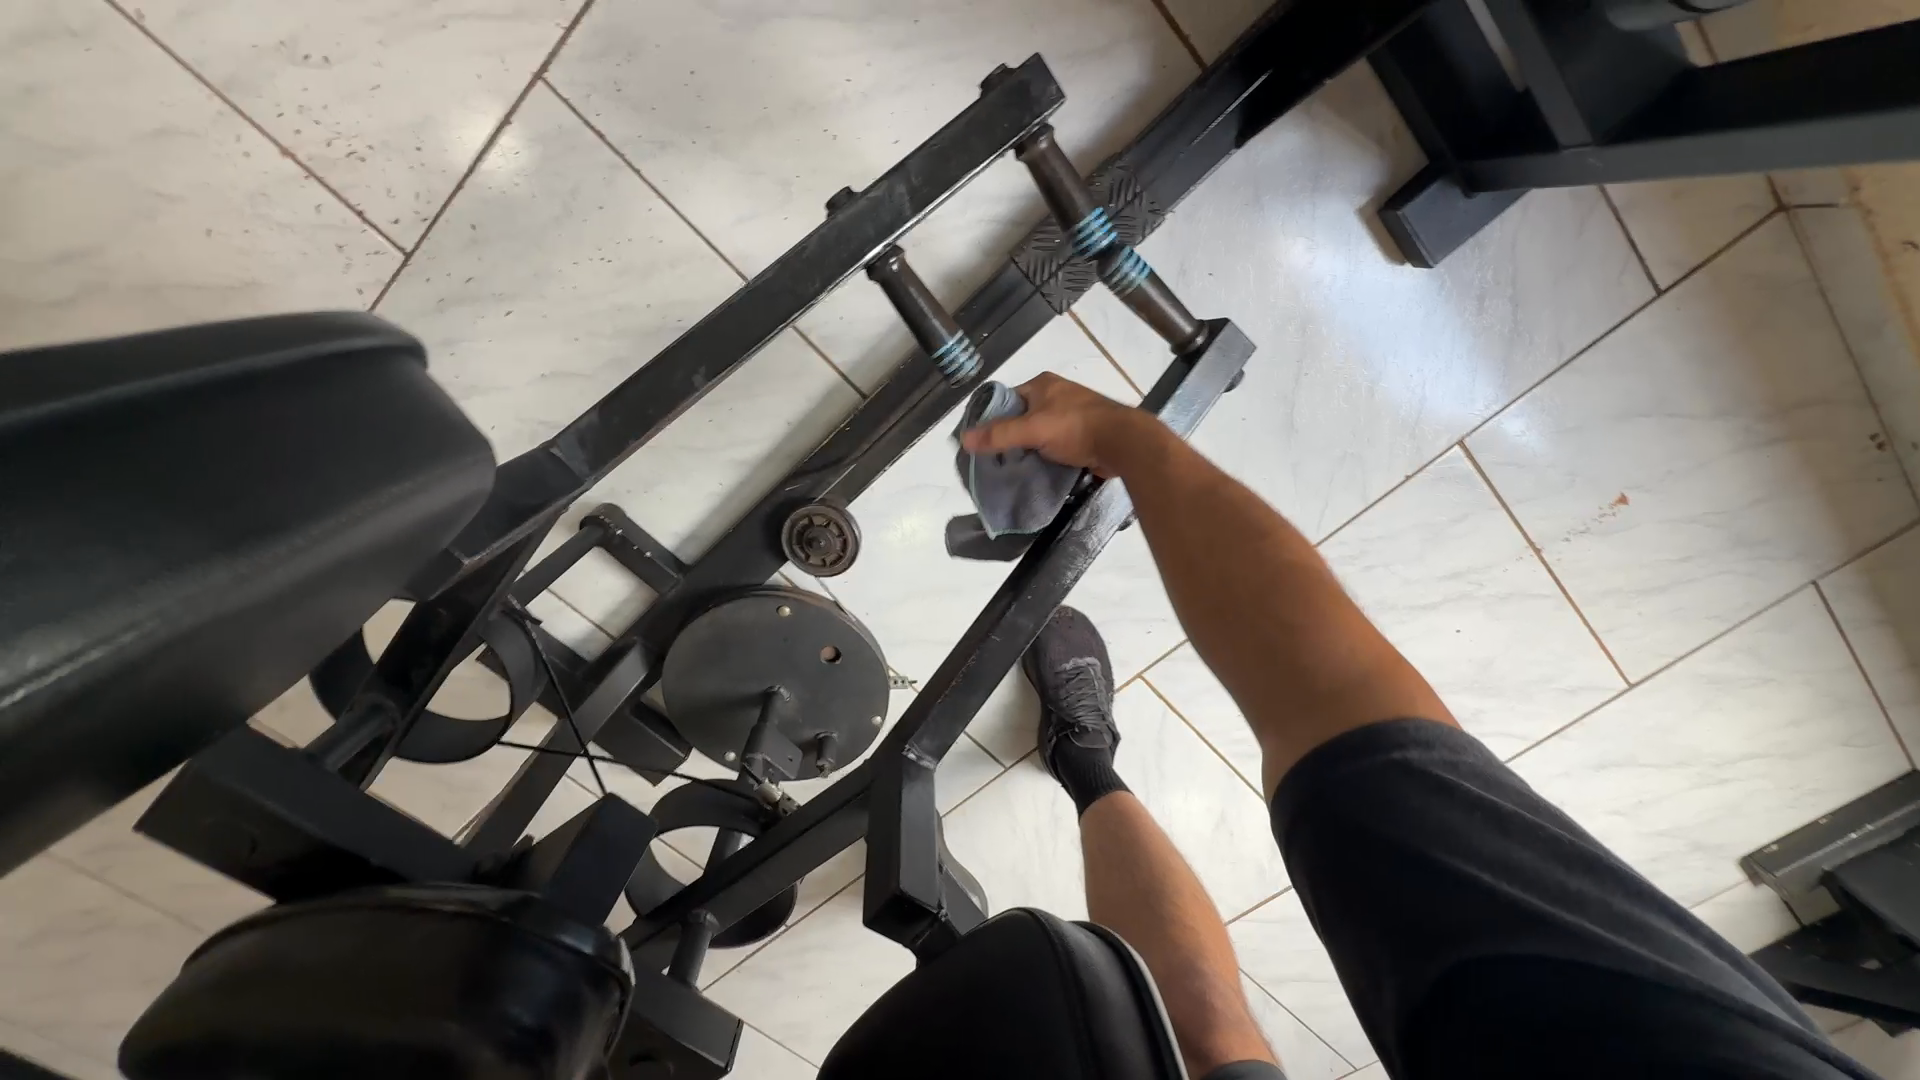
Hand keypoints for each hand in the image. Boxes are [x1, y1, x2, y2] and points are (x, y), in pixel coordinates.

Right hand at [959, 373, 1162, 477]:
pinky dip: (1046, 455)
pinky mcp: (1083, 433)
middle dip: (1010, 437)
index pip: (1006, 399)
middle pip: (1021, 417)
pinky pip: (1055, 444)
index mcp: (1042, 384)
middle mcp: (1056, 395)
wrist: (1123, 443)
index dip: (992, 419)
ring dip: (1028, 448)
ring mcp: (1071, 414)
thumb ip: (999, 435)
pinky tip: (1038, 469)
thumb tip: (964, 439)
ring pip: (1038, 432)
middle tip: (995, 460)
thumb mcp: (1033, 429)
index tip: (981, 442)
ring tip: (1013, 467)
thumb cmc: (1076, 428)